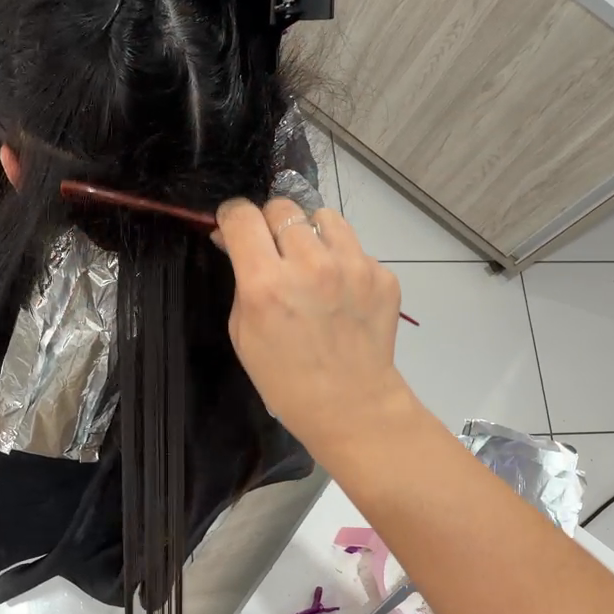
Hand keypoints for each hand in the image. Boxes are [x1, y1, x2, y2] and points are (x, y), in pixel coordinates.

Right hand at [215, 198, 411, 454]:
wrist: (349, 404)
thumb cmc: (284, 378)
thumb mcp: (243, 333)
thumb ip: (242, 283)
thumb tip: (238, 246)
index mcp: (266, 284)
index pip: (242, 216)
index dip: (231, 216)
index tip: (232, 225)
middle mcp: (310, 265)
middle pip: (283, 209)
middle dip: (270, 223)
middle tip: (272, 249)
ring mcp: (352, 266)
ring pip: (323, 217)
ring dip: (310, 234)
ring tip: (311, 264)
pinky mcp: (381, 275)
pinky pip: (354, 248)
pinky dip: (341, 261)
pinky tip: (340, 293)